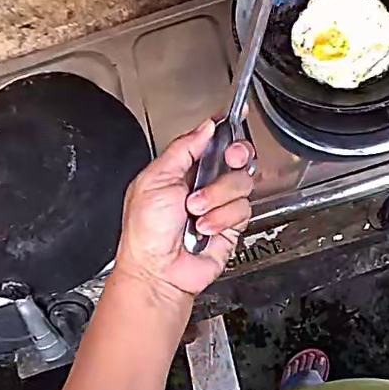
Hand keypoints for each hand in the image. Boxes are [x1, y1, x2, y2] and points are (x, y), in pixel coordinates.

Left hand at [111, 119, 254, 302]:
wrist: (158, 271)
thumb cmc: (146, 232)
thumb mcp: (154, 179)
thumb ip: (182, 148)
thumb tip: (206, 127)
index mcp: (182, 169)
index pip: (210, 141)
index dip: (225, 129)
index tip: (235, 118)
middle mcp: (204, 185)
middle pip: (237, 156)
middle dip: (235, 156)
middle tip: (230, 160)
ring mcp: (220, 205)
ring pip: (242, 182)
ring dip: (217, 197)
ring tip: (195, 212)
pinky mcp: (232, 225)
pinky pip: (243, 209)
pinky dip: (222, 218)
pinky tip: (205, 228)